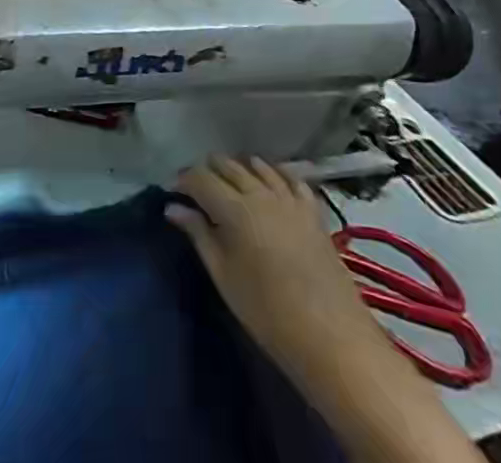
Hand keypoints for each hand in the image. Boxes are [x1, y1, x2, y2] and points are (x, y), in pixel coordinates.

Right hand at [168, 159, 487, 462]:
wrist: (329, 333)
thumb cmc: (266, 311)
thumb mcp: (223, 275)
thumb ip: (199, 234)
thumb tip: (173, 208)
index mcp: (235, 208)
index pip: (202, 179)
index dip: (183, 180)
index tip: (171, 190)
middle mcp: (262, 193)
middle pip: (229, 166)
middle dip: (207, 170)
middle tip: (194, 188)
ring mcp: (291, 198)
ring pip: (259, 166)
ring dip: (238, 167)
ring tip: (226, 181)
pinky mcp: (312, 209)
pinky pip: (290, 177)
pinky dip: (274, 172)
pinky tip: (268, 179)